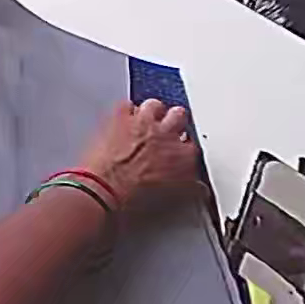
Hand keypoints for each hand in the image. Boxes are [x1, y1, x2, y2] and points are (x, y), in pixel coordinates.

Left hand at [79, 99, 202, 210]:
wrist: (106, 188)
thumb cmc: (135, 196)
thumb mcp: (174, 198)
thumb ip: (190, 186)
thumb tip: (198, 188)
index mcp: (185, 157)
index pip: (193, 143)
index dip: (183, 145)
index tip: (177, 148)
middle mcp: (167, 135)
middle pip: (179, 115)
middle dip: (173, 120)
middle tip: (163, 129)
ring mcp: (144, 122)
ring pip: (155, 105)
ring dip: (150, 112)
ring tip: (143, 121)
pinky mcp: (121, 116)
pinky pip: (126, 105)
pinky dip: (125, 111)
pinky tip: (122, 119)